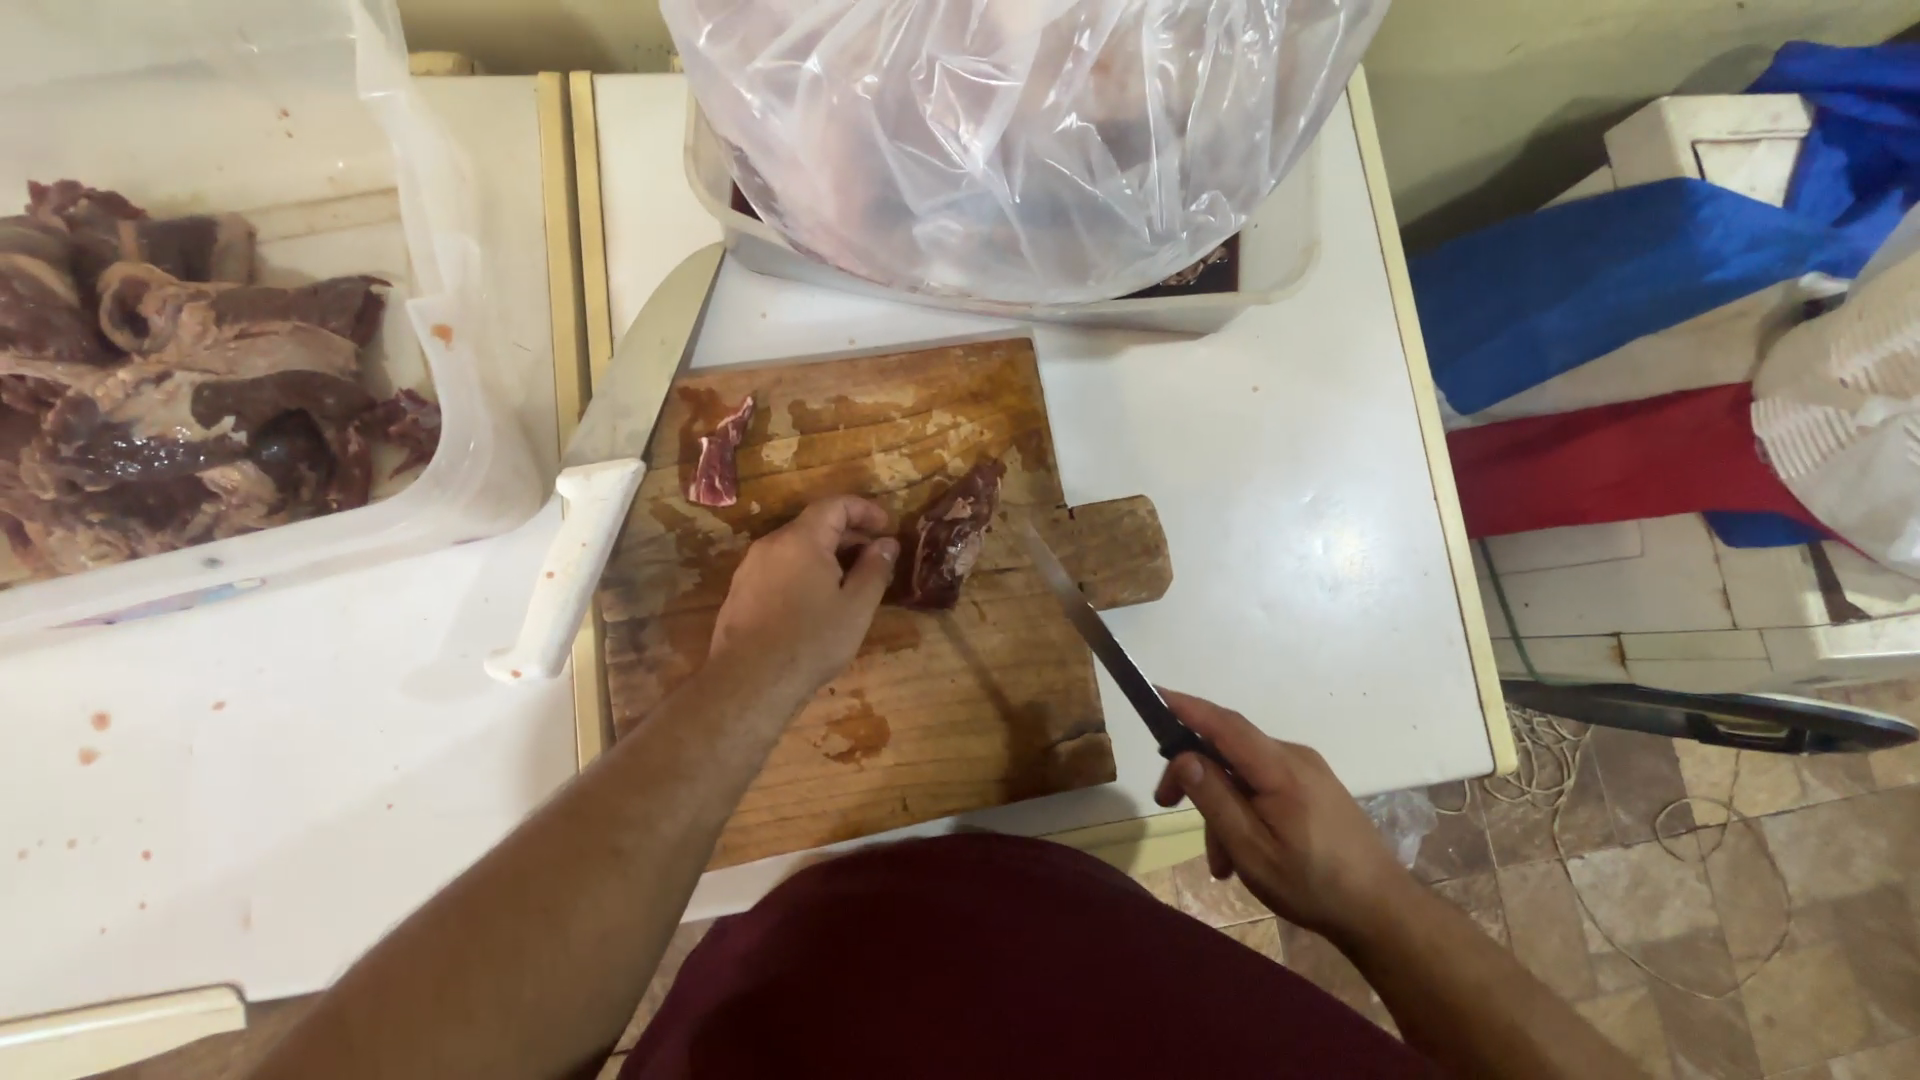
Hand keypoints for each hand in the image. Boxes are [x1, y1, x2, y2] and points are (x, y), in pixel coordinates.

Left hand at [709, 496, 898, 694]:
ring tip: (851, 583)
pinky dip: (804, 572)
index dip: (864, 510)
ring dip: (827, 556)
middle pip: (813, 525)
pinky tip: (818, 602)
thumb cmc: (811, 641)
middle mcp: (771, 544)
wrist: (750, 681)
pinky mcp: (740, 592)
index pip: (834, 504)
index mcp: (801, 539)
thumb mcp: (856, 606)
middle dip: (848, 535)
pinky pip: (779, 568)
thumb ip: (875, 568)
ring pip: (795, 548)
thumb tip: (887, 543)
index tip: (886, 526)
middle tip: (876, 559)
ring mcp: (750, 568)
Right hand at [1153, 690, 1412, 942]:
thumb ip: (1215, 799)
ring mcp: (1307, 772)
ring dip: (1221, 807)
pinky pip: (1263, 785)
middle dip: (1195, 774)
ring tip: (1220, 862)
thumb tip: (1183, 757)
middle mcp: (1294, 758)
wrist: (1384, 913)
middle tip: (1166, 804)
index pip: (1225, 724)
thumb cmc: (1314, 885)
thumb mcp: (1252, 850)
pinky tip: (1241, 853)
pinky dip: (1243, 811)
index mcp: (1281, 769)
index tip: (1155, 692)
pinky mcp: (1314, 788)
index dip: (1188, 707)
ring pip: (1244, 773)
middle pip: (1228, 748)